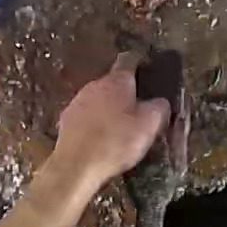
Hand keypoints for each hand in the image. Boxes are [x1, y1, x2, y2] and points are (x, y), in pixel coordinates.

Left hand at [49, 53, 171, 191]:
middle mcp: (94, 85)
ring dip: (110, 109)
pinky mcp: (66, 121)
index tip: (150, 71)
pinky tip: (102, 141)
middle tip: (140, 111)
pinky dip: (95, 124)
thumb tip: (160, 102)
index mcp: (117, 81)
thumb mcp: (150, 125)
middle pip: (114, 83)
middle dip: (126, 93)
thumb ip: (160, 108)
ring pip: (99, 100)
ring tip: (121, 130)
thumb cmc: (117, 142)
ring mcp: (77, 102)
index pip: (129, 60)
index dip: (141, 63)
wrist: (77, 166)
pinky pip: (86, 117)